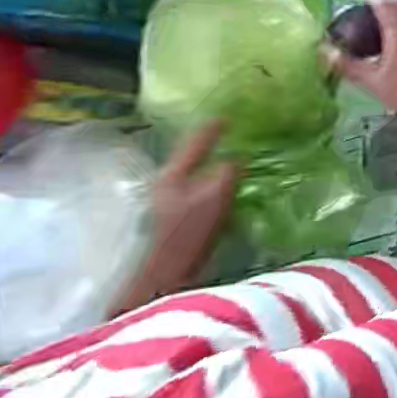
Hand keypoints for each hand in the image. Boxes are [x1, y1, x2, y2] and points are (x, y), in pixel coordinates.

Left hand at [119, 121, 237, 312]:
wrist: (160, 281)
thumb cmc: (186, 236)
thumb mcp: (215, 198)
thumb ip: (227, 173)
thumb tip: (236, 157)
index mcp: (172, 176)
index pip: (194, 144)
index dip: (211, 130)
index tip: (226, 116)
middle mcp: (162, 186)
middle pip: (186, 159)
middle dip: (205, 148)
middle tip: (226, 138)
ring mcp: (161, 205)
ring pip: (187, 176)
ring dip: (203, 167)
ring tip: (223, 162)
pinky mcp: (166, 222)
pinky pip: (189, 192)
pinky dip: (203, 185)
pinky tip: (214, 191)